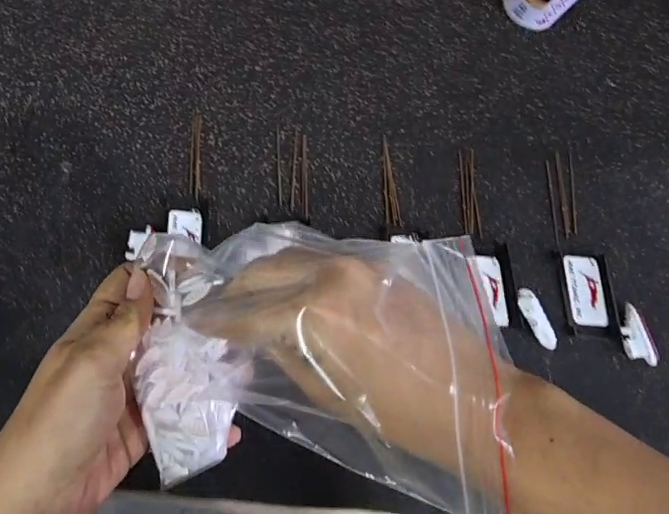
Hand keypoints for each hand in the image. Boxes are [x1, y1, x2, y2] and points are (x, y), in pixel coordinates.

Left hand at [0, 265, 237, 513]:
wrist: (39, 493)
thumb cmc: (61, 417)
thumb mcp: (92, 359)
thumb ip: (122, 321)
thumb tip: (142, 275)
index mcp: (95, 332)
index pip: (126, 288)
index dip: (157, 276)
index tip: (198, 272)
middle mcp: (111, 359)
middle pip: (153, 332)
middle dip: (188, 326)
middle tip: (232, 323)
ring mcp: (124, 398)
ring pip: (167, 376)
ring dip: (198, 374)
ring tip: (241, 370)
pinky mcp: (135, 435)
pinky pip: (170, 421)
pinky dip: (197, 423)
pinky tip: (229, 426)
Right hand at [188, 245, 508, 479]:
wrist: (473, 398)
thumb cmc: (398, 413)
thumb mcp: (327, 395)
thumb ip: (282, 357)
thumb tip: (252, 342)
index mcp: (313, 316)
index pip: (247, 313)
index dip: (217, 320)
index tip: (195, 321)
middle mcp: (327, 275)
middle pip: (260, 271)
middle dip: (232, 290)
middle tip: (214, 307)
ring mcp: (351, 262)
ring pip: (286, 256)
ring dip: (260, 274)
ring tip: (243, 295)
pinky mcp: (371, 260)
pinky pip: (317, 255)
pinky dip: (292, 268)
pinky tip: (282, 284)